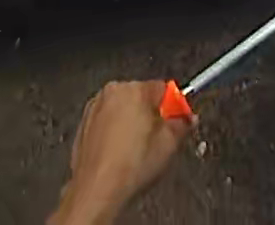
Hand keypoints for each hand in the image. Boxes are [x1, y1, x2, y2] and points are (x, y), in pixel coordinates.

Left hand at [49, 81, 190, 224]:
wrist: (98, 185)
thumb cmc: (129, 166)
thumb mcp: (168, 146)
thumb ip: (181, 125)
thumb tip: (187, 118)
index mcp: (135, 90)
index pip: (163, 88)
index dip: (174, 107)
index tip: (178, 121)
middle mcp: (114, 90)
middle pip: (142, 96)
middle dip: (153, 115)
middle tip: (159, 140)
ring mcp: (97, 103)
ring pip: (124, 107)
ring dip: (134, 122)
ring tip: (138, 150)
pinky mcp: (87, 118)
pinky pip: (109, 117)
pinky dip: (116, 129)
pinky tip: (121, 152)